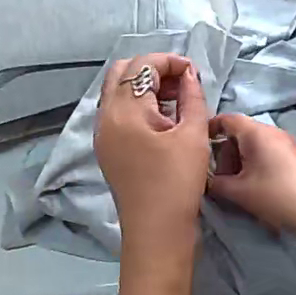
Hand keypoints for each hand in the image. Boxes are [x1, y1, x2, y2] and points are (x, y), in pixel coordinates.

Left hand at [94, 54, 210, 249]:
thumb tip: (188, 74)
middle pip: (122, 73)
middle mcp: (104, 117)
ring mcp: (102, 134)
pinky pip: (117, 112)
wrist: (156, 232)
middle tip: (181, 83)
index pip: (141, 66)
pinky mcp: (107, 149)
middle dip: (152, 69)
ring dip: (144, 86)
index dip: (169, 61)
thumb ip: (191, 97)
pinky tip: (162, 118)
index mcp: (123, 110)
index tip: (193, 73)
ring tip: (176, 99)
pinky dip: (137, 105)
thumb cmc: (177, 183)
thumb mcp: (192, 135)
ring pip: (118, 92)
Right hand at [205, 113, 295, 240]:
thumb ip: (215, 183)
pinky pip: (269, 155)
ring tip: (238, 189)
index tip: (197, 148)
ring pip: (255, 147)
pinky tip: (258, 191)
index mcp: (256, 133)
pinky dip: (257, 167)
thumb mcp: (239, 193)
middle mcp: (273, 132)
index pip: (225, 119)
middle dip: (225, 154)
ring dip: (241, 163)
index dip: (208, 130)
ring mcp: (289, 144)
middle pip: (240, 134)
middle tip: (220, 179)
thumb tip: (206, 180)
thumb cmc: (278, 196)